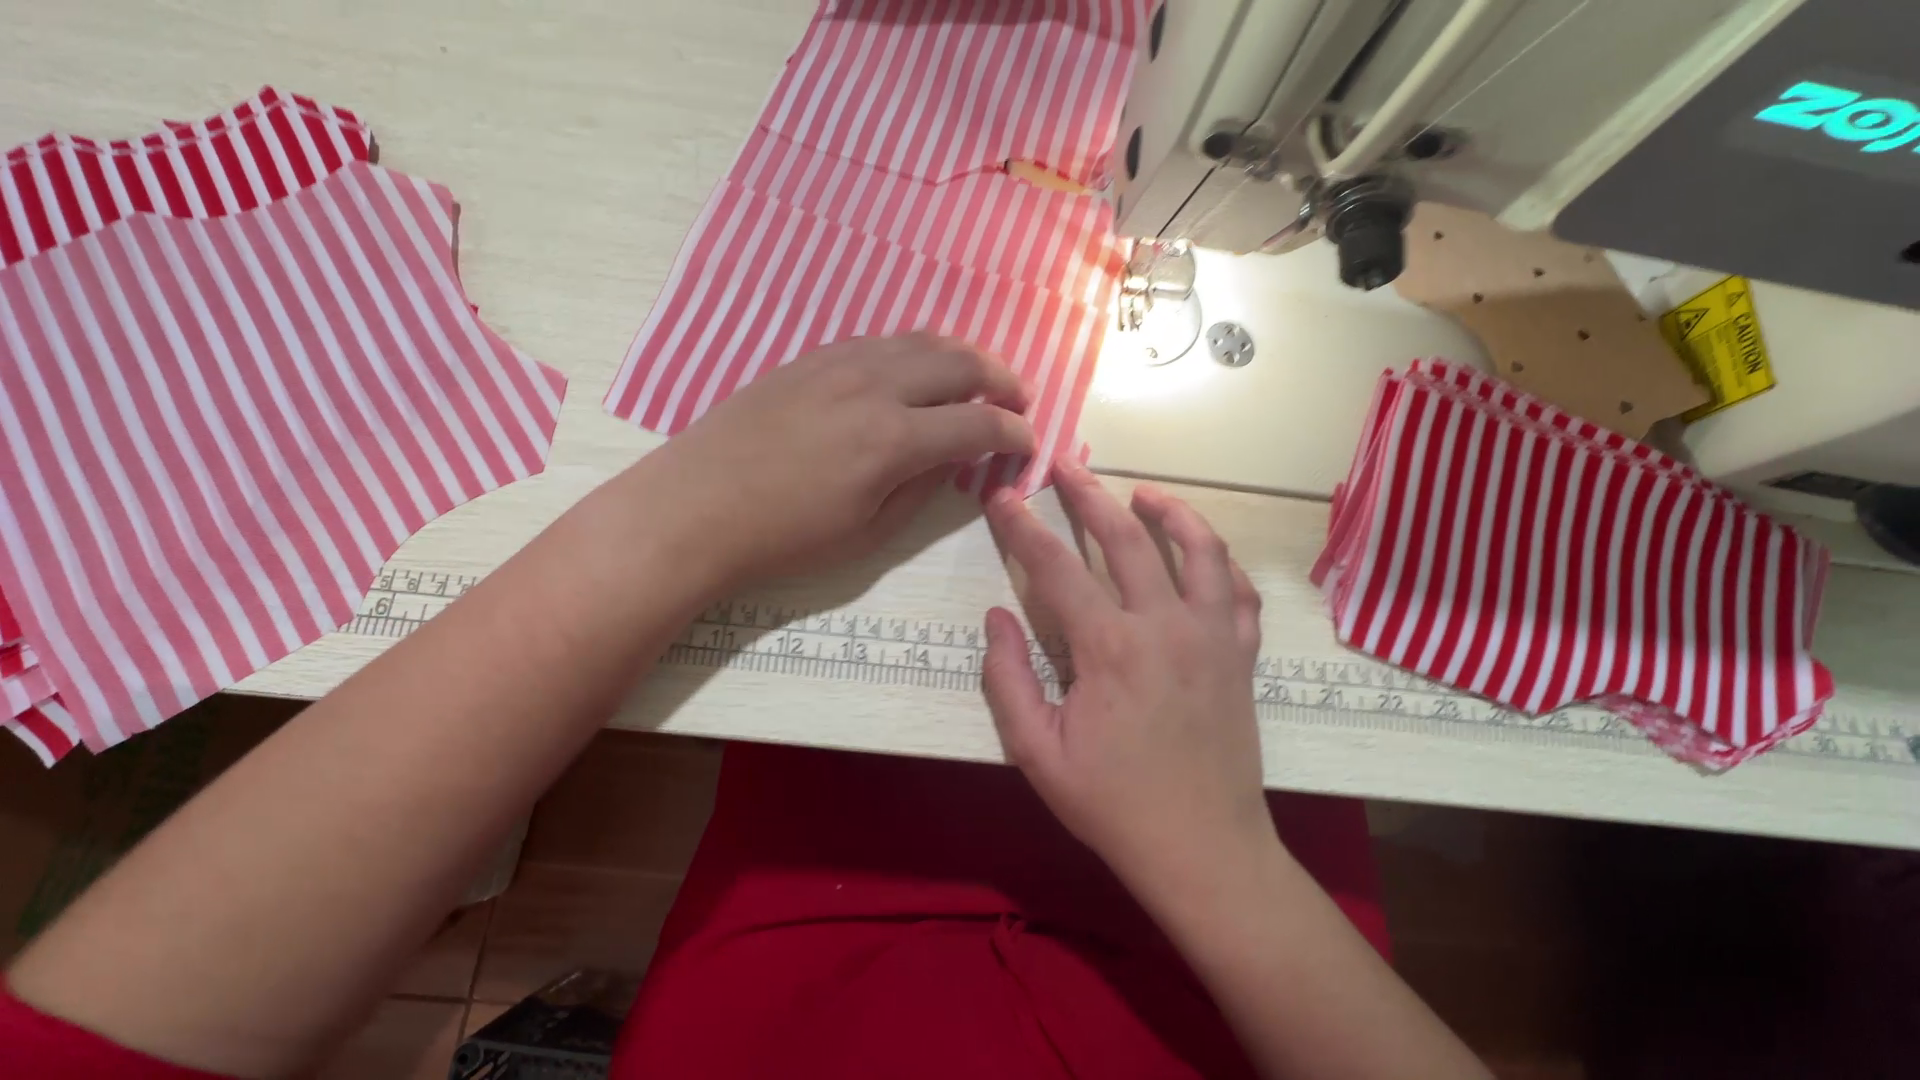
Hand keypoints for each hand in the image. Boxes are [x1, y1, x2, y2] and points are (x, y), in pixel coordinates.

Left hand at [648, 334, 1033, 582]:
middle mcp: (874, 386)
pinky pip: (879, 341)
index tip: (1029, 443)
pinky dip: (913, 351)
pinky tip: (913, 373)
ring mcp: (839, 364)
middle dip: (1001, 378)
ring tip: (976, 378)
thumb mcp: (867, 534)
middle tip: (1017, 400)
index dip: (1014, 433)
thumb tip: (950, 459)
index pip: (978, 423)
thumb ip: (920, 490)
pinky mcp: (810, 359)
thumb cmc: (784, 538)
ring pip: (919, 339)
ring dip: (960, 355)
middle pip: (959, 361)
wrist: (695, 507)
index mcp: (893, 440)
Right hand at [982, 462, 1271, 890]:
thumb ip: (1008, 680)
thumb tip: (995, 618)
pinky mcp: (1241, 655)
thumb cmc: (1112, 804)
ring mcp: (1213, 637)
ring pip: (1199, 550)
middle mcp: (1166, 626)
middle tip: (1064, 465)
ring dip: (1170, 511)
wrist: (1202, 848)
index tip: (1001, 496)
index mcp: (1110, 648)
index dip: (1022, 527)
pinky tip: (1203, 551)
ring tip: (1143, 491)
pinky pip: (1239, 592)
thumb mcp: (1037, 754)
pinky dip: (1221, 561)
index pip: (1056, 567)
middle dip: (1088, 495)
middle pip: (1126, 538)